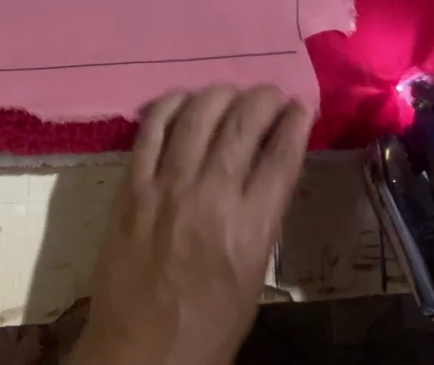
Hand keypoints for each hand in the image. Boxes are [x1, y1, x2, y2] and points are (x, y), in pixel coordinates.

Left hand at [70, 85, 312, 364]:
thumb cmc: (209, 323)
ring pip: (198, 114)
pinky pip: (152, 128)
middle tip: (272, 95)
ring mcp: (166, 187)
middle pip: (244, 123)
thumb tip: (272, 161)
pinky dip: (171, 104)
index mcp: (249, 228)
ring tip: (232, 94)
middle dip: (265, 98)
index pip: (282, 154)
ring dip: (222, 93)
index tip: (301, 106)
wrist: (140, 355)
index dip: (296, 120)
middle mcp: (210, 197)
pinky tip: (184, 99)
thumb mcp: (255, 274)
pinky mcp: (131, 186)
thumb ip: (264, 214)